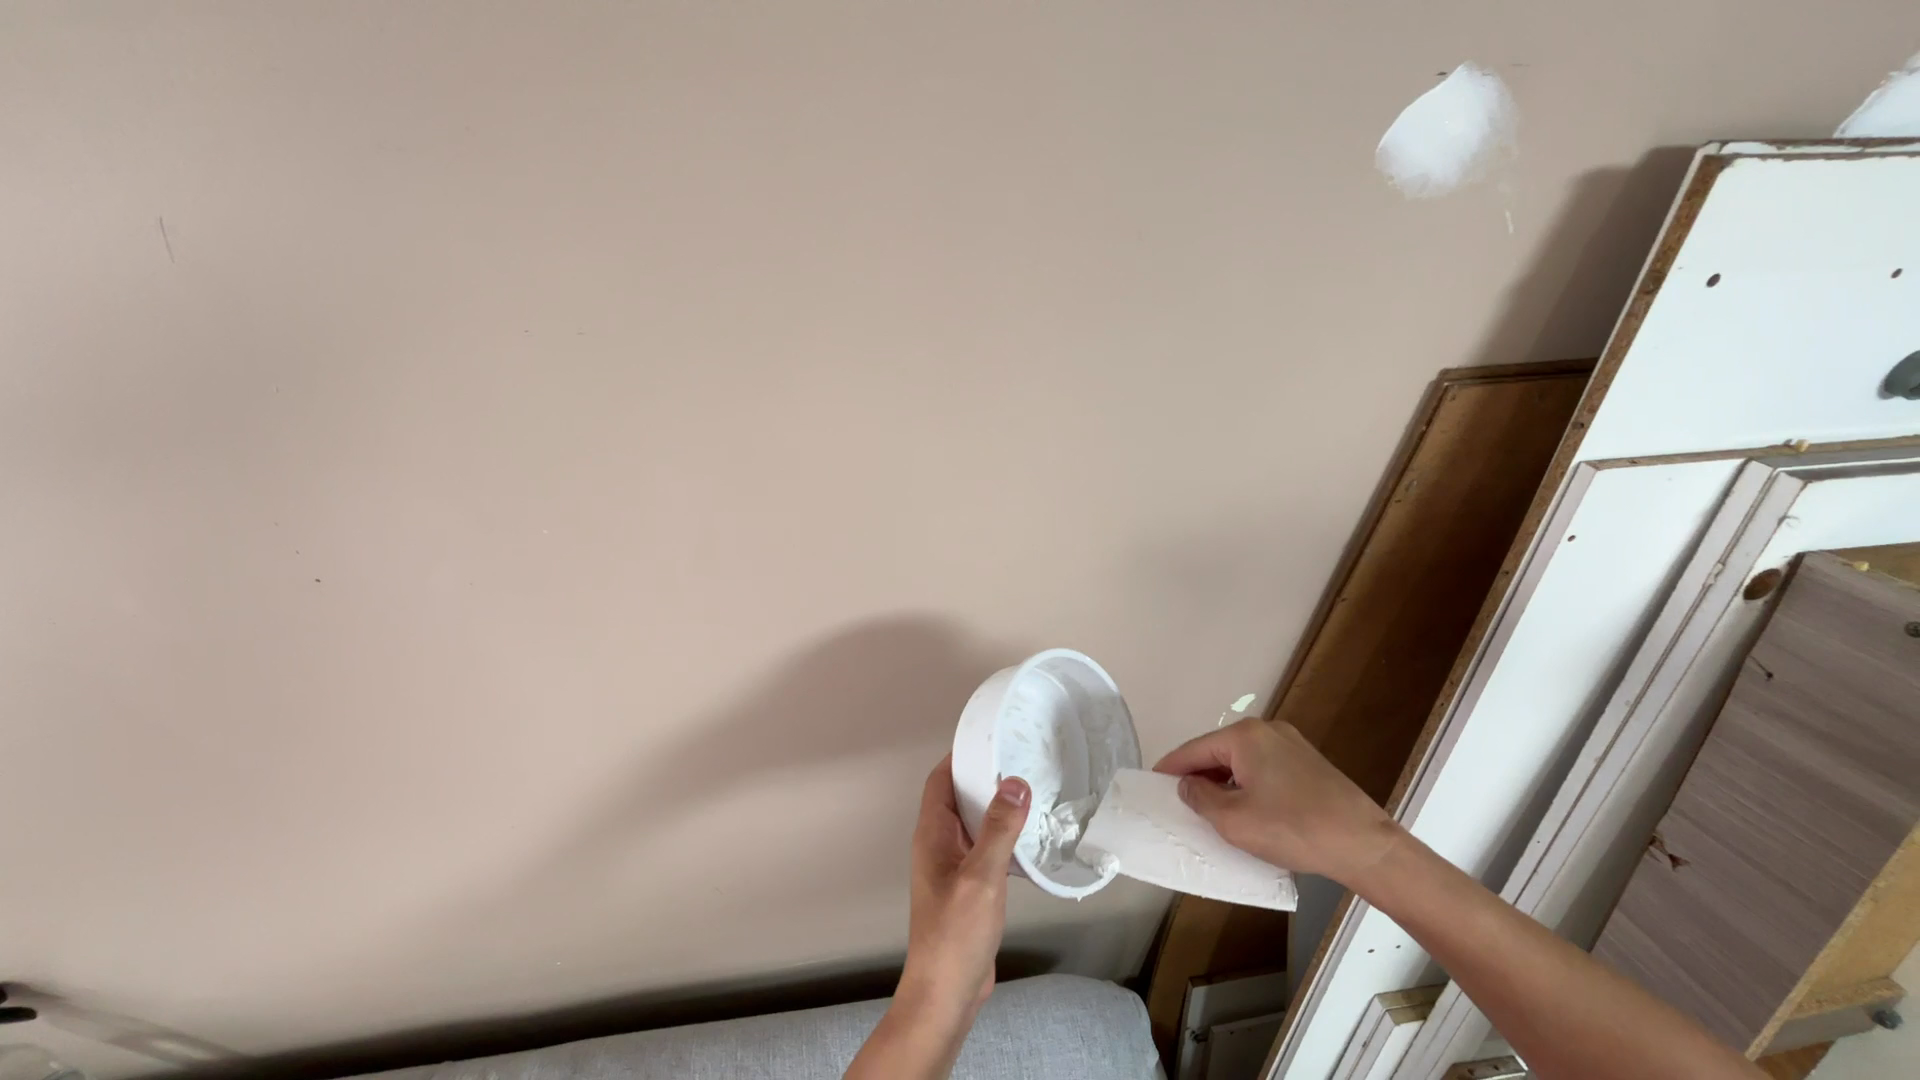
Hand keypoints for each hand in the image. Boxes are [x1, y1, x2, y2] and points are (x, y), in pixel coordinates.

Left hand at [899, 756, 1030, 1013]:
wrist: (947, 992)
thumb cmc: (955, 933)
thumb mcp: (981, 877)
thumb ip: (997, 829)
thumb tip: (1014, 782)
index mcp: (932, 835)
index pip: (940, 780)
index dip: (960, 756)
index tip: (991, 738)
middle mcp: (938, 845)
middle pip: (957, 797)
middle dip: (983, 776)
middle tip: (1020, 759)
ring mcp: (952, 867)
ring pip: (973, 824)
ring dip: (996, 807)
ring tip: (1031, 791)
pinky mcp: (969, 888)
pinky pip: (985, 848)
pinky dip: (1004, 836)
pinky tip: (1030, 838)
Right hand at [1153, 718, 1402, 887]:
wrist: (1363, 844)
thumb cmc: (1292, 829)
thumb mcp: (1233, 820)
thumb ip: (1201, 798)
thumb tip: (1188, 785)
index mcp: (1244, 736)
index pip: (1193, 750)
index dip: (1169, 769)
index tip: (1150, 784)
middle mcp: (1267, 730)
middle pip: (1218, 751)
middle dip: (1197, 775)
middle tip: (1178, 801)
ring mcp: (1291, 744)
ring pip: (1242, 760)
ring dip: (1223, 781)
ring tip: (1209, 809)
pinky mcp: (1308, 763)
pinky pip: (1263, 768)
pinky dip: (1246, 784)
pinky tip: (1245, 807)